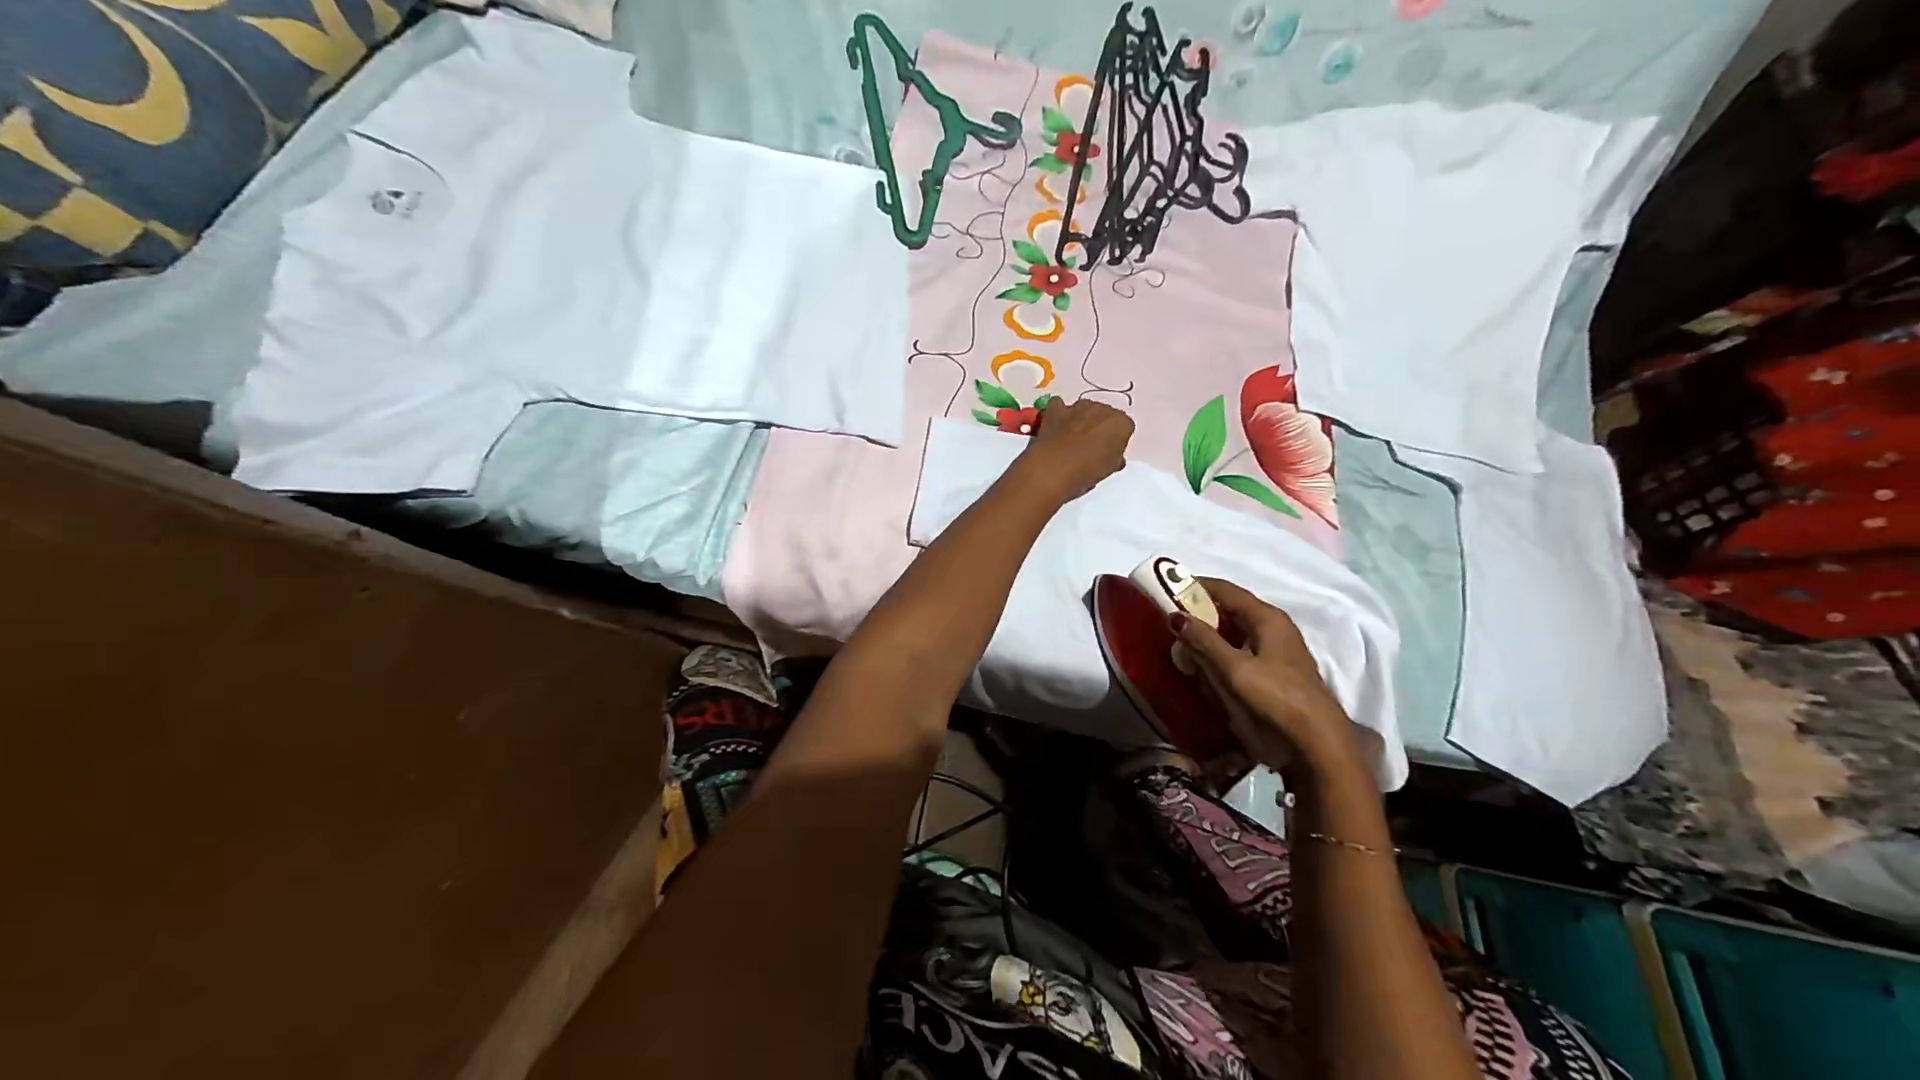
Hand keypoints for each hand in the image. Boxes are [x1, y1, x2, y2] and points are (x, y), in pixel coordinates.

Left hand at [1014, 398, 1133, 502]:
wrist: (1054, 467)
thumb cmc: (1088, 470)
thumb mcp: (1109, 469)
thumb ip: (1115, 458)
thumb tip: (1114, 457)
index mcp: (1121, 422)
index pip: (1124, 427)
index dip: (1115, 440)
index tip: (1108, 452)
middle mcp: (1102, 408)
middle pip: (1104, 415)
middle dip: (1098, 427)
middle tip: (1088, 447)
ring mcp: (1077, 406)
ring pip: (1082, 409)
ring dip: (1079, 419)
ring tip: (1070, 440)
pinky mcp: (1056, 408)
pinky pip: (1059, 406)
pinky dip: (1058, 414)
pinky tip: (1055, 428)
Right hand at [1172, 577, 1364, 779]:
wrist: (1316, 747)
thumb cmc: (1274, 701)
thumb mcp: (1233, 670)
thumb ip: (1203, 641)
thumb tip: (1174, 615)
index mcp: (1267, 619)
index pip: (1225, 590)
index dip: (1195, 586)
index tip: (1165, 588)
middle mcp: (1273, 629)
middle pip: (1229, 611)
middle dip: (1198, 616)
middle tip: (1168, 625)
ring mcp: (1275, 652)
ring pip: (1233, 635)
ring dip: (1207, 640)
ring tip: (1180, 649)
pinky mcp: (1273, 675)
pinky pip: (1239, 655)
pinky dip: (1218, 657)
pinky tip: (1202, 671)